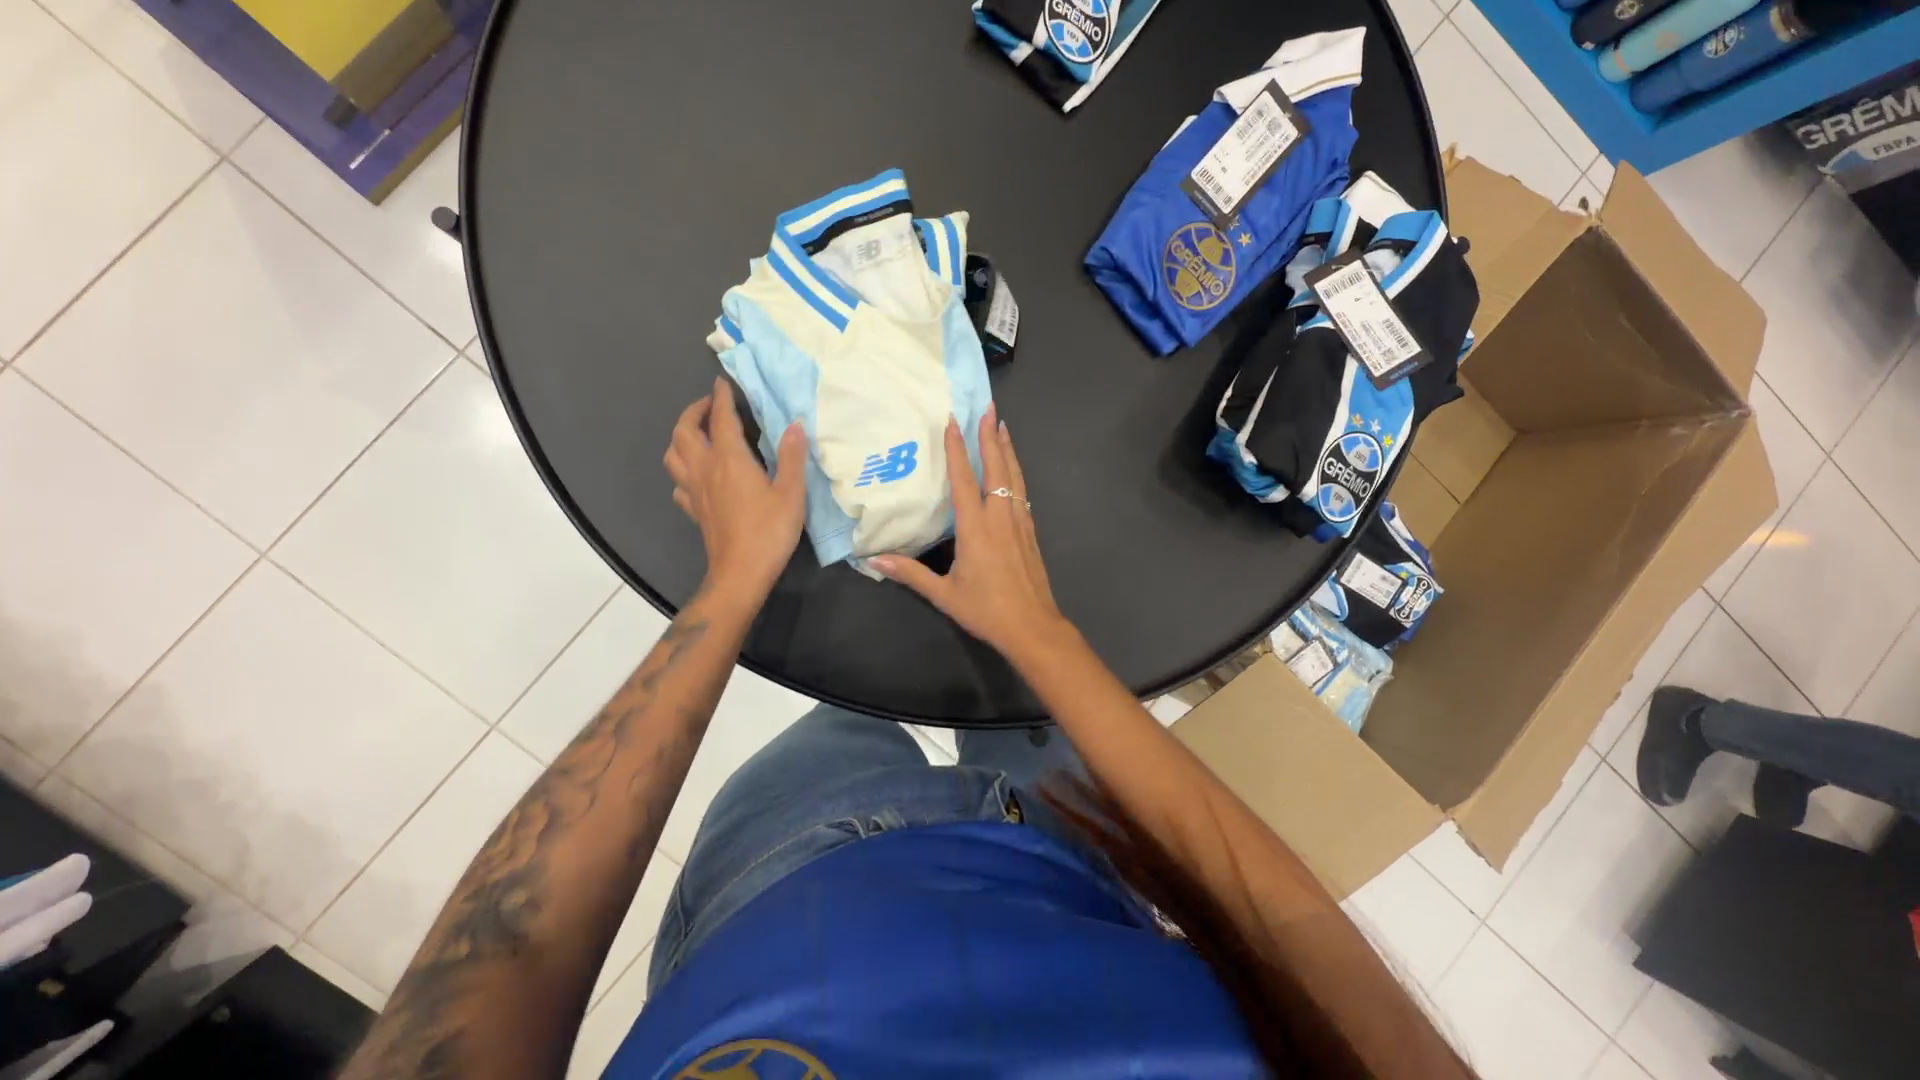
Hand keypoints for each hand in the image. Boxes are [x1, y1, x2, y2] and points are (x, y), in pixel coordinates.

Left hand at [665, 378, 807, 604]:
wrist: (740, 573)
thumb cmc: (769, 531)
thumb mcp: (791, 492)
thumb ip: (791, 456)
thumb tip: (795, 424)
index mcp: (729, 458)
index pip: (722, 418)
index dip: (722, 397)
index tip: (723, 382)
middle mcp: (705, 468)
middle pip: (685, 431)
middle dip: (694, 412)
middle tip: (710, 405)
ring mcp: (694, 490)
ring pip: (673, 454)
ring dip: (681, 437)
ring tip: (697, 434)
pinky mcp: (694, 510)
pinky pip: (679, 483)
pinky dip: (683, 471)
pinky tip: (696, 475)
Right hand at [872, 407, 1069, 661]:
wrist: (1032, 626)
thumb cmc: (986, 610)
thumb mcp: (944, 594)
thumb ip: (910, 574)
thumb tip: (874, 560)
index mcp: (976, 527)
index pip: (964, 479)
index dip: (957, 449)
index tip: (953, 421)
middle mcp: (1000, 517)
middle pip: (996, 467)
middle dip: (991, 436)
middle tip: (989, 408)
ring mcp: (1019, 523)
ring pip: (1014, 476)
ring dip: (1007, 449)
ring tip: (1002, 426)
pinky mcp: (1030, 532)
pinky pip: (1022, 492)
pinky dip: (1016, 473)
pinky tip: (1014, 469)